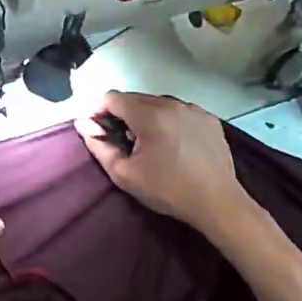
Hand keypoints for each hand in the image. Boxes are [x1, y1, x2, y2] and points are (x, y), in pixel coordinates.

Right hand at [75, 91, 260, 238]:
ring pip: (158, 102)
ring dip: (145, 115)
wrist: (217, 203)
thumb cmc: (168, 190)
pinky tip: (171, 142)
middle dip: (121, 113)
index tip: (96, 129)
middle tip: (120, 139)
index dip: (98, 110)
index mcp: (150, 115)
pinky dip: (168, 120)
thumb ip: (100, 146)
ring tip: (147, 142)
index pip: (113, 97)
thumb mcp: (125, 174)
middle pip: (135, 98)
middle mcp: (173, 104)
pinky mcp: (209, 118)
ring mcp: (194, 109)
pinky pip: (179, 111)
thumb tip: (83, 124)